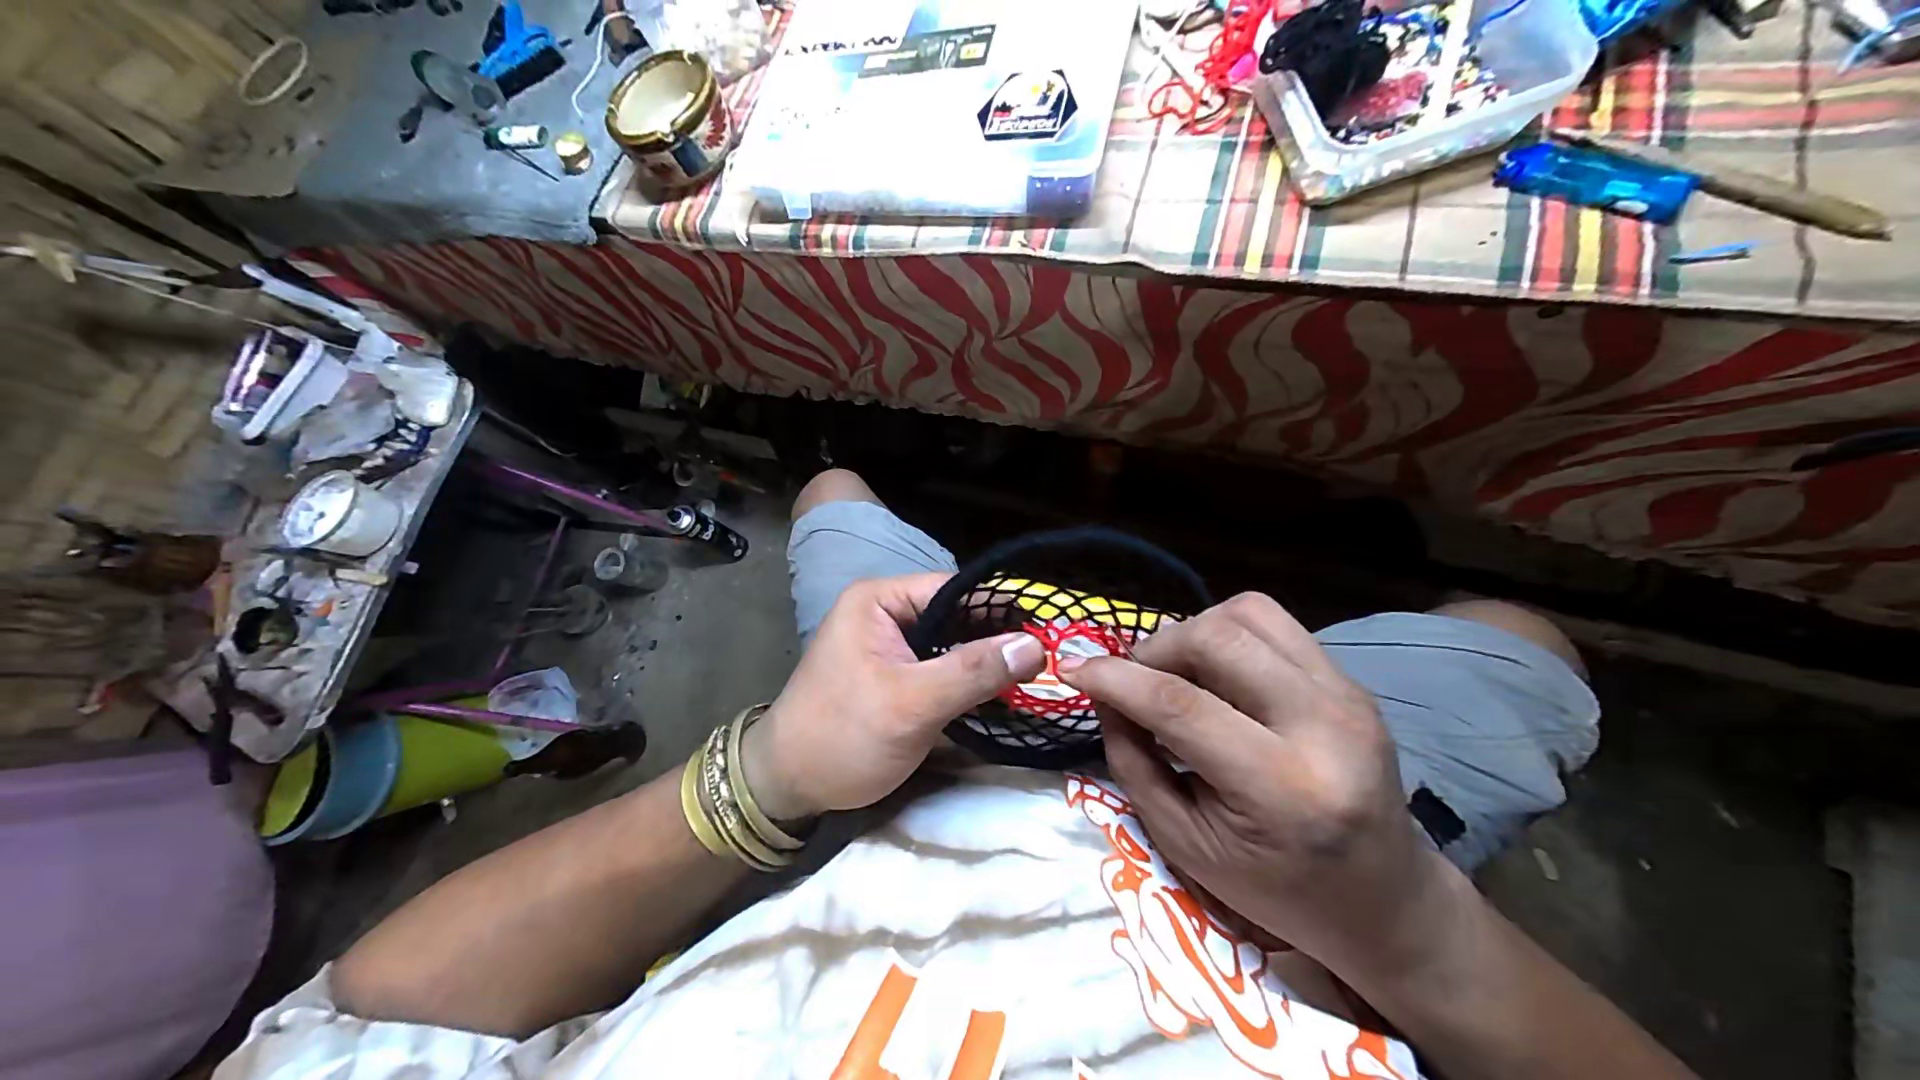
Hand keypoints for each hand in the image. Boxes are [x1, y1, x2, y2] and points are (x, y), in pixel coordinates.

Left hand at [740, 573, 1046, 820]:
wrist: (787, 787)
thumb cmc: (843, 737)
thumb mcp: (911, 704)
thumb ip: (973, 670)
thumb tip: (1037, 645)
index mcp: (880, 600)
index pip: (956, 588)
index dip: (1004, 606)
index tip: (1052, 626)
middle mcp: (887, 612)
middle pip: (958, 613)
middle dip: (1001, 634)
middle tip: (1054, 654)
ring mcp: (892, 644)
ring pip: (955, 641)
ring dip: (990, 658)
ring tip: (1040, 671)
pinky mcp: (899, 674)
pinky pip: (946, 665)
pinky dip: (973, 677)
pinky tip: (1007, 689)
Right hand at [1061, 593, 1445, 974]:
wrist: (1384, 900)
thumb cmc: (1275, 888)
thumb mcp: (1184, 843)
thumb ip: (1133, 761)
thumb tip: (1103, 692)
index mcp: (1283, 789)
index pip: (1180, 705)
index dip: (1115, 679)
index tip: (1074, 670)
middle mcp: (1324, 726)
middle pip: (1217, 638)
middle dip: (1155, 648)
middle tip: (1134, 682)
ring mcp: (1346, 695)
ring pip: (1247, 612)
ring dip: (1192, 632)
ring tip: (1176, 675)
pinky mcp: (1350, 680)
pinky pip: (1271, 625)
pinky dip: (1225, 637)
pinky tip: (1216, 677)